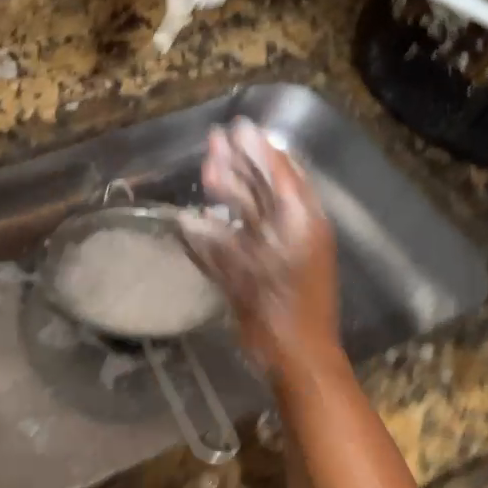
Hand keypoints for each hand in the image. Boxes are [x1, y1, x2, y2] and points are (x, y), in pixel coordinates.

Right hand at [178, 120, 338, 377]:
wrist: (297, 359)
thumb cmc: (282, 318)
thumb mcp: (254, 276)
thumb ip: (219, 249)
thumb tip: (187, 221)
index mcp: (300, 224)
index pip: (279, 175)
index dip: (257, 150)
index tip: (237, 127)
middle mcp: (290, 232)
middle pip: (264, 189)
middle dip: (239, 165)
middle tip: (214, 141)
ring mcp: (276, 253)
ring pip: (251, 213)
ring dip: (229, 193)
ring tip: (205, 171)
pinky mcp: (262, 273)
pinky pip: (240, 242)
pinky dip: (222, 230)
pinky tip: (200, 220)